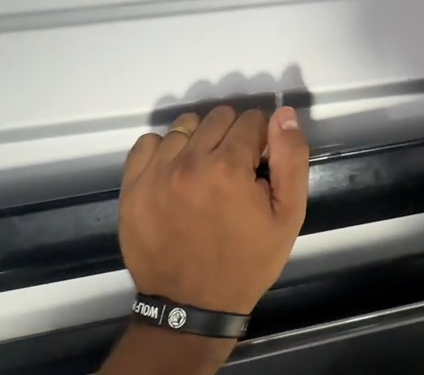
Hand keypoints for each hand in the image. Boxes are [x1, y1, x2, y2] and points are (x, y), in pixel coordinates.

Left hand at [118, 105, 309, 314]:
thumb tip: (282, 114)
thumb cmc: (246, 262)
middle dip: (232, 136)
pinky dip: (165, 150)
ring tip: (204, 171)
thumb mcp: (288, 216)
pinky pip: (148, 143)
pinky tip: (176, 172)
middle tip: (233, 170)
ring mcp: (155, 174)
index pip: (252, 119)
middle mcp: (189, 163)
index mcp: (228, 168)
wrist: (190, 308)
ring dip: (199, 140)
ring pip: (185, 126)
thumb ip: (292, 158)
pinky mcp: (131, 187)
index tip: (258, 165)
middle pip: (218, 117)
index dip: (261, 140)